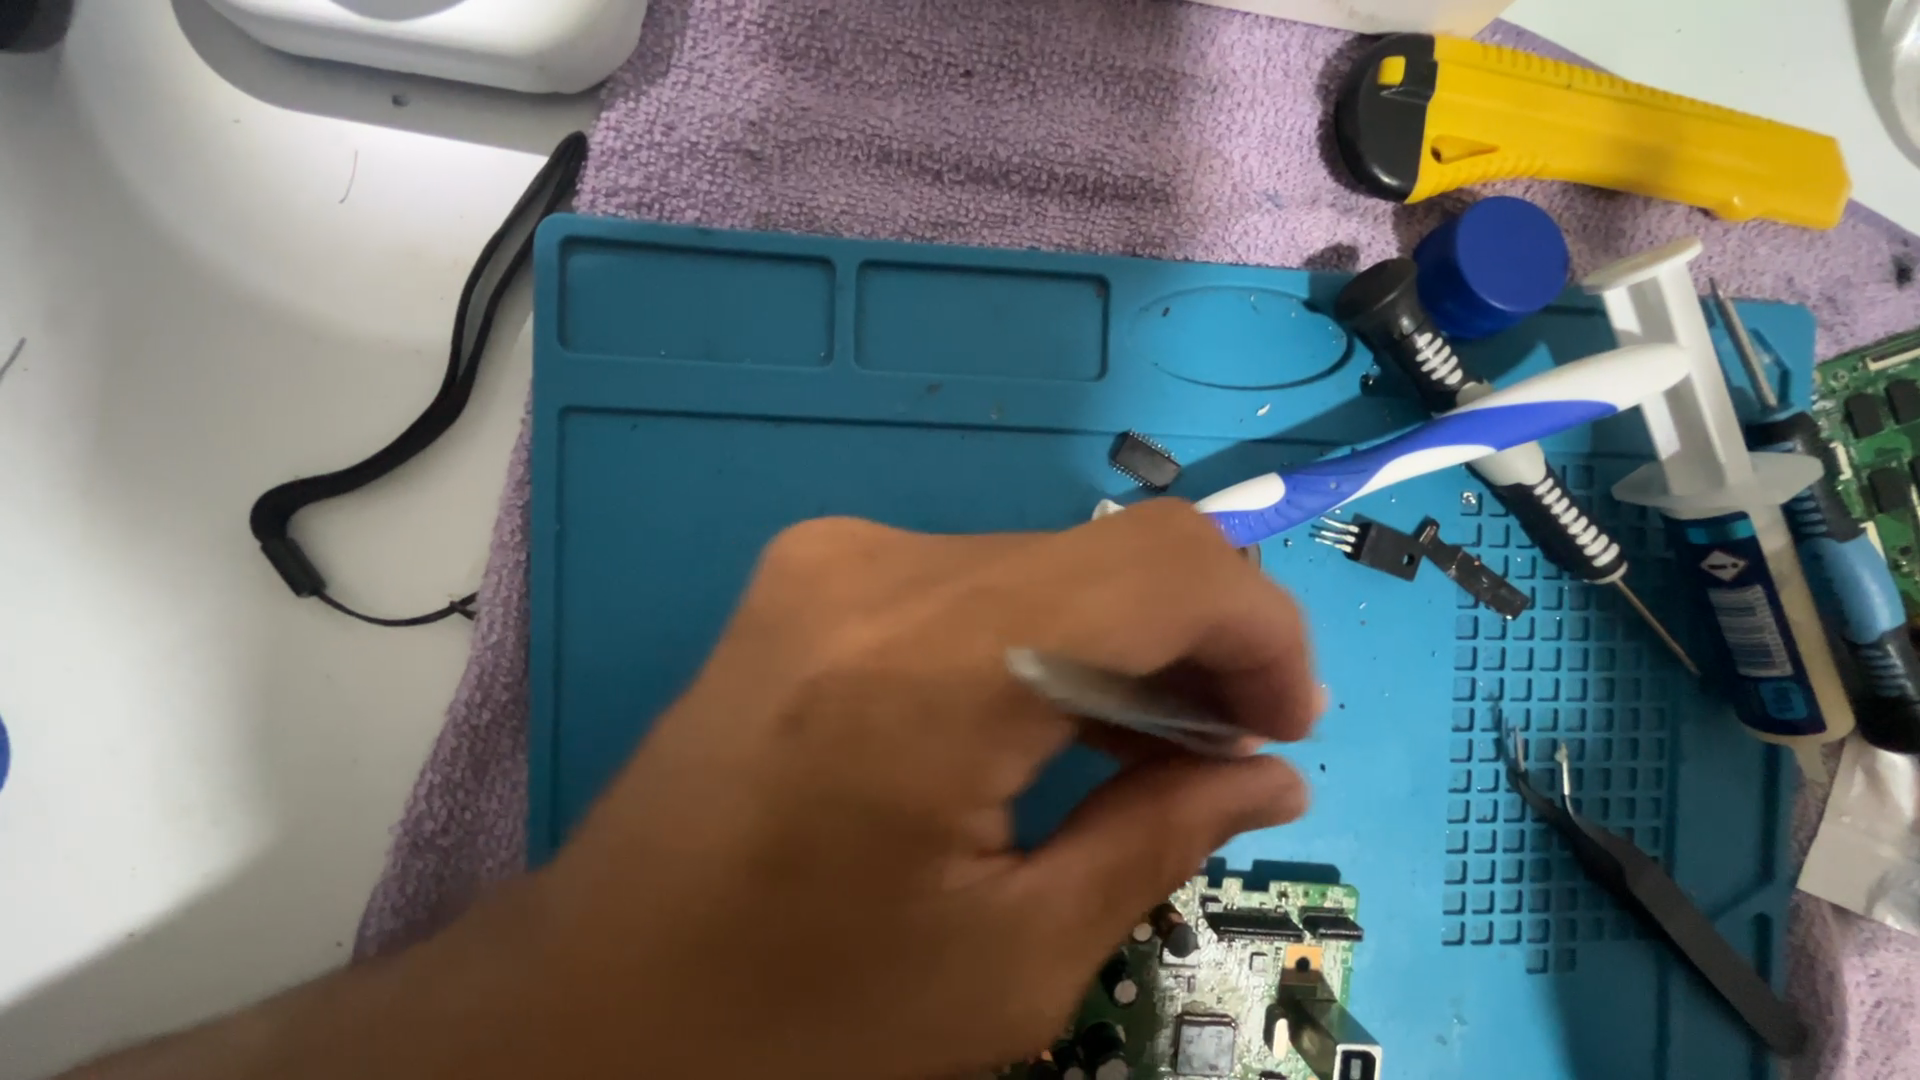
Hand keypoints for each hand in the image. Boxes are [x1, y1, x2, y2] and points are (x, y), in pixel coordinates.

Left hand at [526, 500, 1321, 1079]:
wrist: (597, 991)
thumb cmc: (802, 1011)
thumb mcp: (1011, 959)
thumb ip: (1158, 835)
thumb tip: (1267, 772)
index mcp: (930, 662)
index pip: (1162, 564)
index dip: (1260, 627)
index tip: (1284, 725)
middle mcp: (878, 567)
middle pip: (1107, 555)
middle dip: (1197, 643)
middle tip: (1228, 746)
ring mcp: (833, 557)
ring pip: (1047, 565)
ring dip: (1120, 640)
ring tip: (1153, 741)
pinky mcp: (812, 574)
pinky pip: (977, 581)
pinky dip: (1043, 636)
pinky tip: (1058, 714)